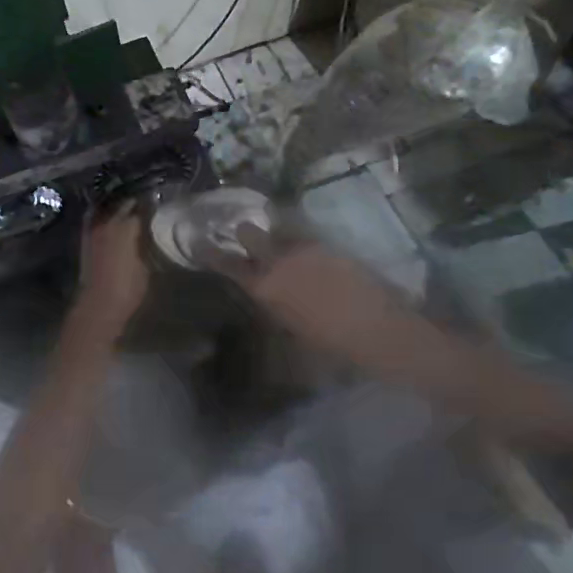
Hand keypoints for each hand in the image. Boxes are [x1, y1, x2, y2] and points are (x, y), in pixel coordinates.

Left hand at [74, 205, 148, 333]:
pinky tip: (110, 220)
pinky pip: (94, 220)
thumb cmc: (128, 288)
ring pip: (108, 211)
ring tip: (129, 211)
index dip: (150, 206)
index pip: (141, 208)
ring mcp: (94, 230)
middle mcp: (109, 223)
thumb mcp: (145, 266)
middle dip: (134, 205)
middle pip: (124, 206)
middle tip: (145, 206)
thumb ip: (145, 244)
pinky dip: (103, 217)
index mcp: (127, 228)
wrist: (99, 304)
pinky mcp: (85, 240)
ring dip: (118, 209)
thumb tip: (147, 234)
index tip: (157, 205)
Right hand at [211, 225, 422, 367]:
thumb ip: (273, 304)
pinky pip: (305, 234)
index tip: (199, 242)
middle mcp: (277, 262)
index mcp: (263, 288)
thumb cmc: (329, 344)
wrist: (374, 328)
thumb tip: (267, 293)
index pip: (227, 264)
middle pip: (249, 232)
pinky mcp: (328, 244)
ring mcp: (303, 248)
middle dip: (245, 233)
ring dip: (277, 234)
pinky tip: (311, 250)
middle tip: (246, 236)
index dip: (210, 252)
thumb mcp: (289, 329)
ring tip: (284, 242)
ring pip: (279, 228)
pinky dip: (302, 239)